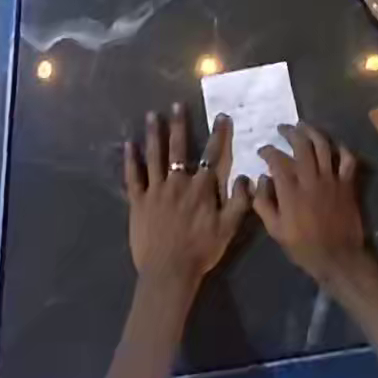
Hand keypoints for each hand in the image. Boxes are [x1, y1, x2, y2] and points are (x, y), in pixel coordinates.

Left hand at [124, 104, 250, 286]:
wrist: (168, 272)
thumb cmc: (201, 250)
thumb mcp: (228, 229)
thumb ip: (240, 202)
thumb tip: (248, 177)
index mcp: (201, 187)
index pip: (212, 155)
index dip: (218, 134)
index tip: (221, 116)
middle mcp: (178, 181)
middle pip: (179, 147)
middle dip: (179, 124)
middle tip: (176, 105)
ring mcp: (156, 189)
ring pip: (154, 155)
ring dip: (154, 134)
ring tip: (152, 115)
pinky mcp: (138, 200)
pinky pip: (133, 175)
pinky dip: (131, 159)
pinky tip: (128, 144)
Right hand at [252, 123, 373, 289]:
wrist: (339, 259)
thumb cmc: (304, 246)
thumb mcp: (275, 230)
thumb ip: (263, 203)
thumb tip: (260, 180)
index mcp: (290, 190)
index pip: (277, 159)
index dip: (268, 151)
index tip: (263, 151)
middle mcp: (311, 178)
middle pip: (301, 144)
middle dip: (290, 132)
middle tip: (283, 129)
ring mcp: (332, 179)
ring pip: (323, 145)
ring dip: (312, 132)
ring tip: (303, 126)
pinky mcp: (347, 183)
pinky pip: (347, 159)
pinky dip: (340, 148)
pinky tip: (333, 144)